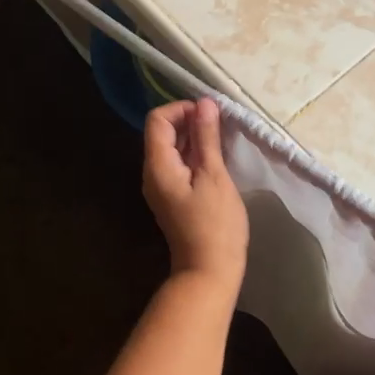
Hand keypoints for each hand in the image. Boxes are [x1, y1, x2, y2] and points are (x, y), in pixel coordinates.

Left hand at [143, 98, 248, 283]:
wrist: (209, 271)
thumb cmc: (215, 224)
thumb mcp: (214, 176)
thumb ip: (207, 138)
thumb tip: (205, 103)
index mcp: (158, 165)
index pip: (158, 119)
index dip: (182, 109)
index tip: (210, 114)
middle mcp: (152, 172)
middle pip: (162, 132)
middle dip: (189, 121)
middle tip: (221, 125)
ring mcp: (161, 186)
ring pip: (172, 148)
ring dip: (194, 137)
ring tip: (222, 139)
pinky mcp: (173, 196)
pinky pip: (178, 164)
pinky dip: (194, 155)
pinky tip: (216, 159)